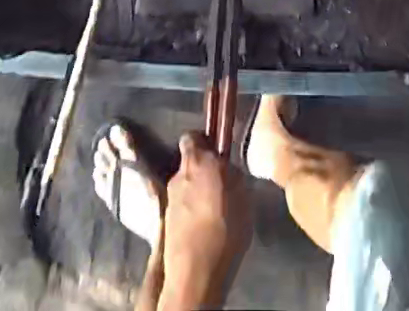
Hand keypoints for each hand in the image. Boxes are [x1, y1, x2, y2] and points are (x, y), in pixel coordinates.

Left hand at [158, 133, 252, 310]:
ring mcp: (169, 200)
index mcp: (198, 161)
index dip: (203, 141)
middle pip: (190, 163)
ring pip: (185, 185)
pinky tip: (204, 225)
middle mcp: (178, 175)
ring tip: (214, 208)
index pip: (192, 136)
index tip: (216, 150)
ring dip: (196, 191)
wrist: (196, 273)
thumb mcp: (244, 195)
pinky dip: (190, 210)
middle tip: (221, 182)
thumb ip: (233, 174)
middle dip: (202, 169)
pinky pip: (181, 206)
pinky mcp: (165, 222)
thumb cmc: (226, 227)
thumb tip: (227, 167)